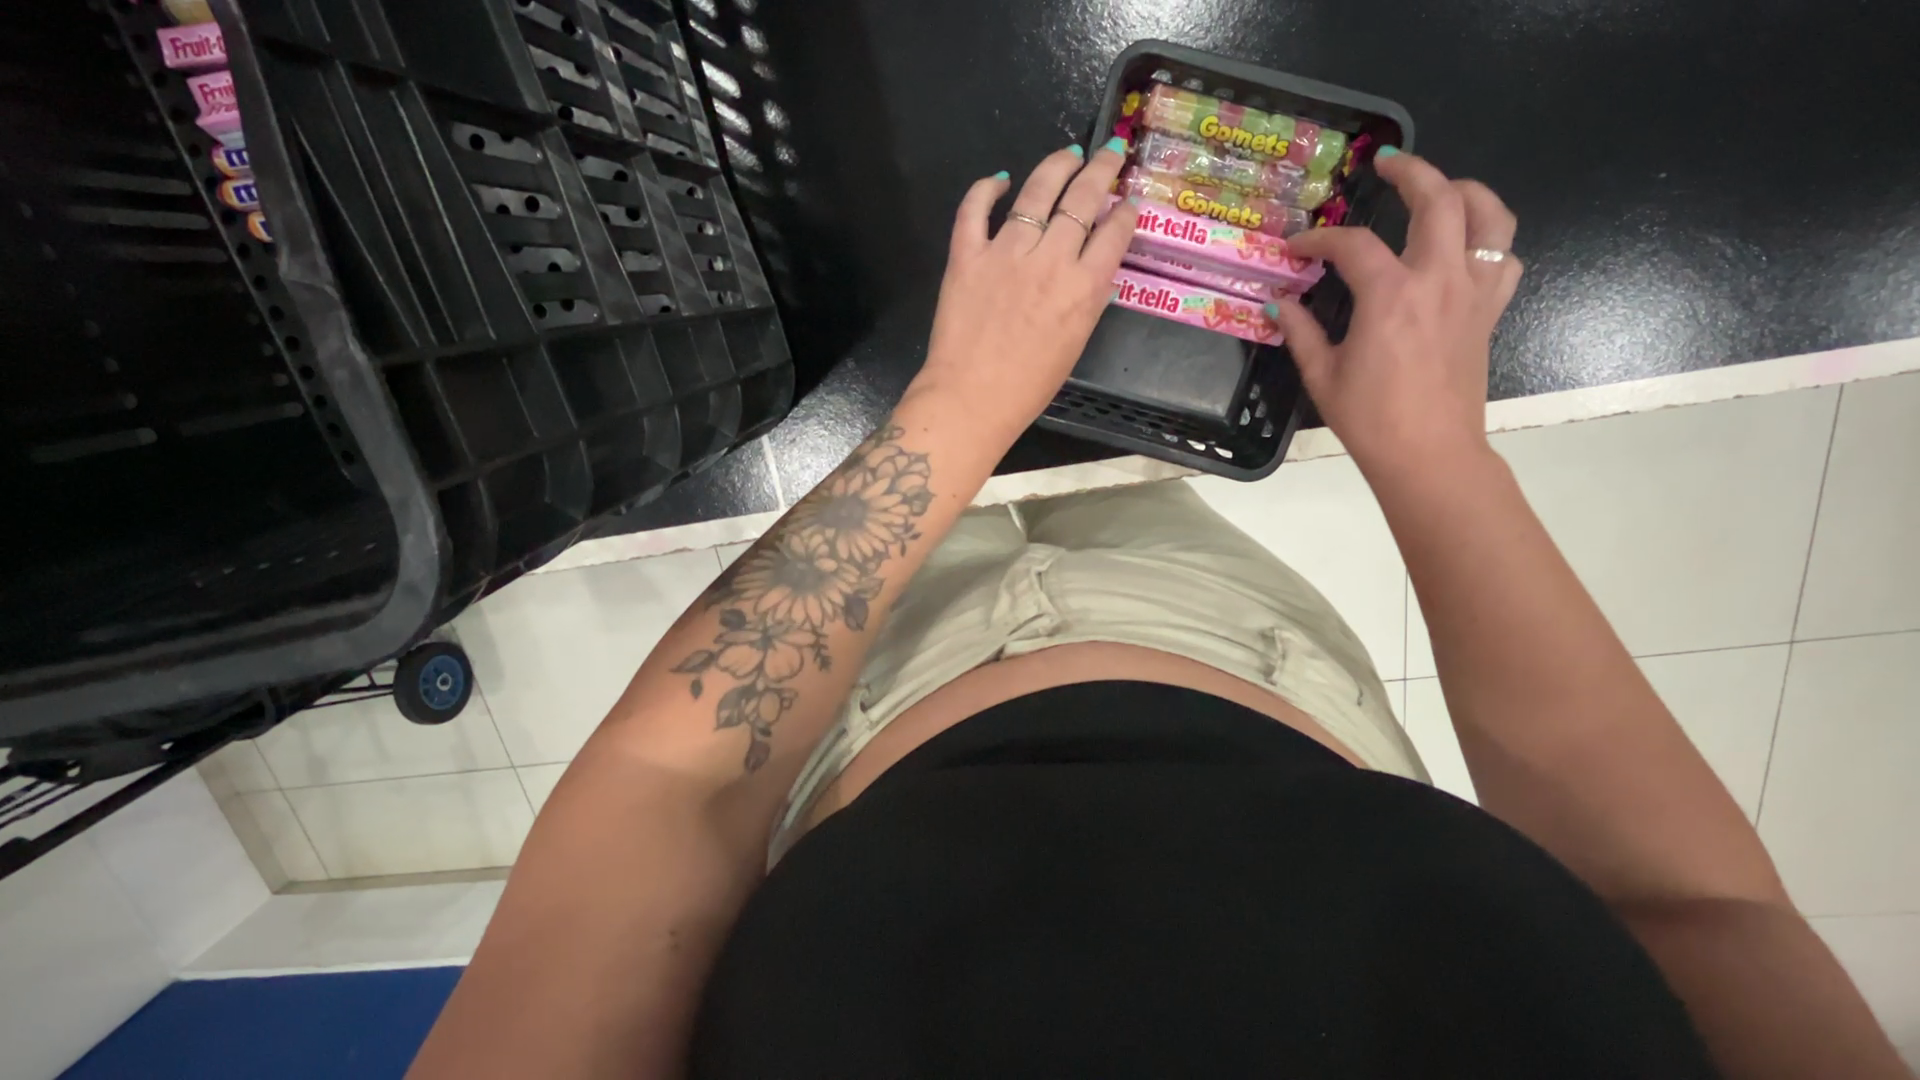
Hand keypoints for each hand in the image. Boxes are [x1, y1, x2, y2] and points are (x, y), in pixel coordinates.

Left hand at [911, 142, 1139, 442]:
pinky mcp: (967, 256)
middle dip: (1101, 170)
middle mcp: (1050, 260)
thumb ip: (1089, 303)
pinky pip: (974, 210)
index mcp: (1083, 287)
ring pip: (1036, 193)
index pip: (1114, 233)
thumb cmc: (1028, 386)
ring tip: (1069, 153)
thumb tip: (1099, 272)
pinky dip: (986, 189)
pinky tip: (999, 179)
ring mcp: (1006, 253)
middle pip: (1082, 200)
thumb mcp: (1076, 345)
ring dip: (1056, 166)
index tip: (1129, 201)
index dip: (1125, 211)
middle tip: (1110, 151)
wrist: (971, 399)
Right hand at [1271, 151, 1522, 477]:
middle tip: (1386, 166)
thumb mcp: (1322, 375)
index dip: (1318, 240)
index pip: (1351, 245)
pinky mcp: (1489, 313)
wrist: (1429, 454)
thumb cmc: (1370, 419)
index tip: (1295, 248)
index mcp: (1389, 295)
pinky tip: (1465, 249)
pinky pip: (1505, 261)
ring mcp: (1471, 293)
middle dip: (1411, 173)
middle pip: (1439, 199)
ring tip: (1443, 189)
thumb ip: (1300, 331)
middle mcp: (1438, 280)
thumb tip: (1278, 304)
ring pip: (1491, 217)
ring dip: (1468, 191)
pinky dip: (1490, 243)